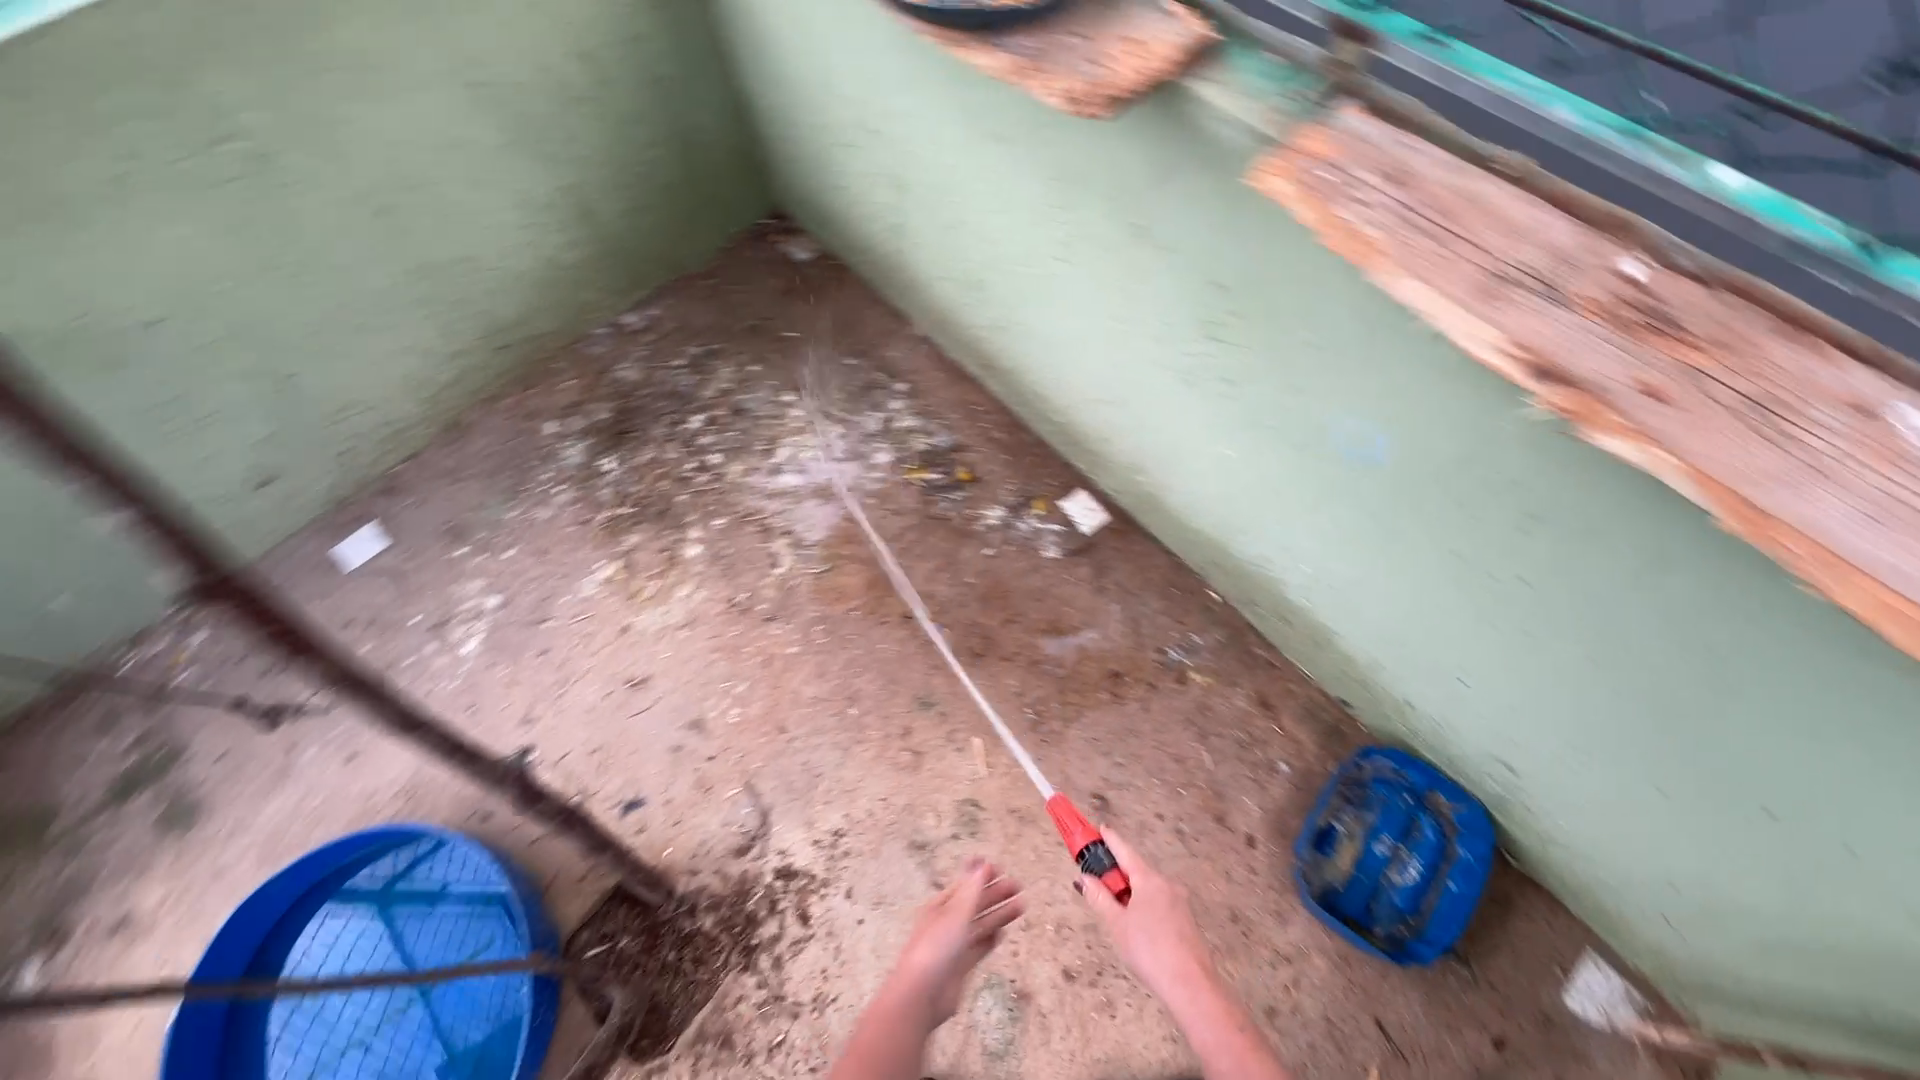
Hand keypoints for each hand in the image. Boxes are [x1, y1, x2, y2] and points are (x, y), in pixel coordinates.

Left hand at [884, 856, 1024, 1024]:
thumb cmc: (937, 946)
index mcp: (940, 906)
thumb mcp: (956, 913)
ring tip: (1021, 906)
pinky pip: (978, 947)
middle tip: (1018, 887)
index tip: (1000, 868)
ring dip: (998, 915)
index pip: (963, 885)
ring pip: (980, 925)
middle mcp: (946, 923)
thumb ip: (972, 890)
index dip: (980, 876)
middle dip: (994, 894)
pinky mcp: (961, 966)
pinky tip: (1002, 934)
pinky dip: (989, 939)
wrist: (922, 994)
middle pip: (974, 904)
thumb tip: (981, 863)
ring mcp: (954, 945)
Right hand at [1077, 830, 1217, 999]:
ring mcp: (1180, 903)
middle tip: (1099, 885)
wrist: (1190, 985)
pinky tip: (1138, 930)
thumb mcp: (1116, 924)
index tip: (1101, 828)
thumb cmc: (1148, 950)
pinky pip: (1160, 905)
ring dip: (1131, 895)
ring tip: (1116, 916)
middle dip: (1118, 876)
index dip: (1111, 840)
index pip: (1126, 852)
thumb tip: (1085, 878)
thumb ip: (1099, 898)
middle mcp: (1167, 885)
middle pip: (1138, 872)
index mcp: (1149, 880)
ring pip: (1149, 891)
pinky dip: (1144, 907)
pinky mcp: (1187, 922)